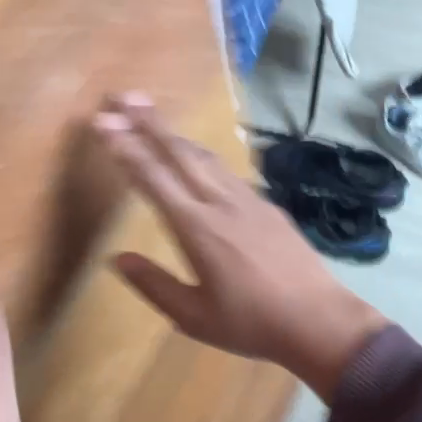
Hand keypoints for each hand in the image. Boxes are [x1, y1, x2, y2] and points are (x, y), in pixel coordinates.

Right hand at [92, 94, 387, 401]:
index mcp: (197, 229)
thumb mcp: (193, 316)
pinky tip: (198, 160)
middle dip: (149, 122)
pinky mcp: (270, 206)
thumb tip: (117, 259)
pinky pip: (229, 172)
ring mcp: (250, 200)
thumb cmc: (251, 324)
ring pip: (207, 158)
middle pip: (180, 153)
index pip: (153, 178)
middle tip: (123, 97)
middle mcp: (222, 203)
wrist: (318, 318)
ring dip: (176, 136)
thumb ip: (153, 285)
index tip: (103, 122)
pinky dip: (203, 158)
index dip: (125, 148)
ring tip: (152, 120)